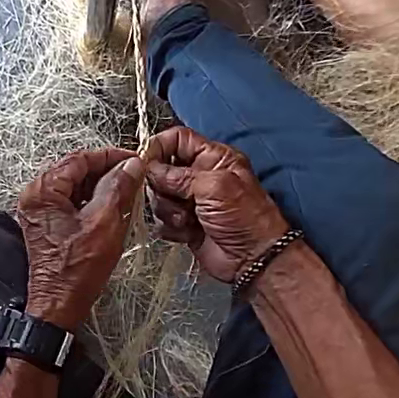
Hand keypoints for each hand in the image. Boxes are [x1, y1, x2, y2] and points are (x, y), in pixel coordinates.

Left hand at [16, 148, 146, 328]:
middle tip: (132, 174)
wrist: (60, 301)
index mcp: (43, 191)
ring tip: (126, 190)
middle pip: (76, 170)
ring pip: (75, 186)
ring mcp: (40, 211)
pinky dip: (92, 200)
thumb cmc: (77, 269)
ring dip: (101, 185)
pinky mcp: (47, 224)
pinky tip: (111, 206)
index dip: (109, 156)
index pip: (79, 159)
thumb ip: (118, 187)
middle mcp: (36, 197)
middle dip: (106, 171)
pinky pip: (72, 202)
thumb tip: (131, 165)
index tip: (132, 159)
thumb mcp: (104, 222)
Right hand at [142, 127, 290, 283]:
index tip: (146, 163)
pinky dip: (171, 227)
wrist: (252, 258)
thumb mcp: (214, 186)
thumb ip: (178, 175)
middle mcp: (198, 175)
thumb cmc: (244, 217)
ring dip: (168, 210)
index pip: (177, 139)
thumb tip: (149, 169)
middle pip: (160, 170)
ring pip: (157, 197)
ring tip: (187, 219)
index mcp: (212, 157)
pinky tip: (188, 233)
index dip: (158, 147)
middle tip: (176, 198)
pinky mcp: (182, 223)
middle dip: (161, 186)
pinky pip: (161, 219)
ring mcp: (189, 200)